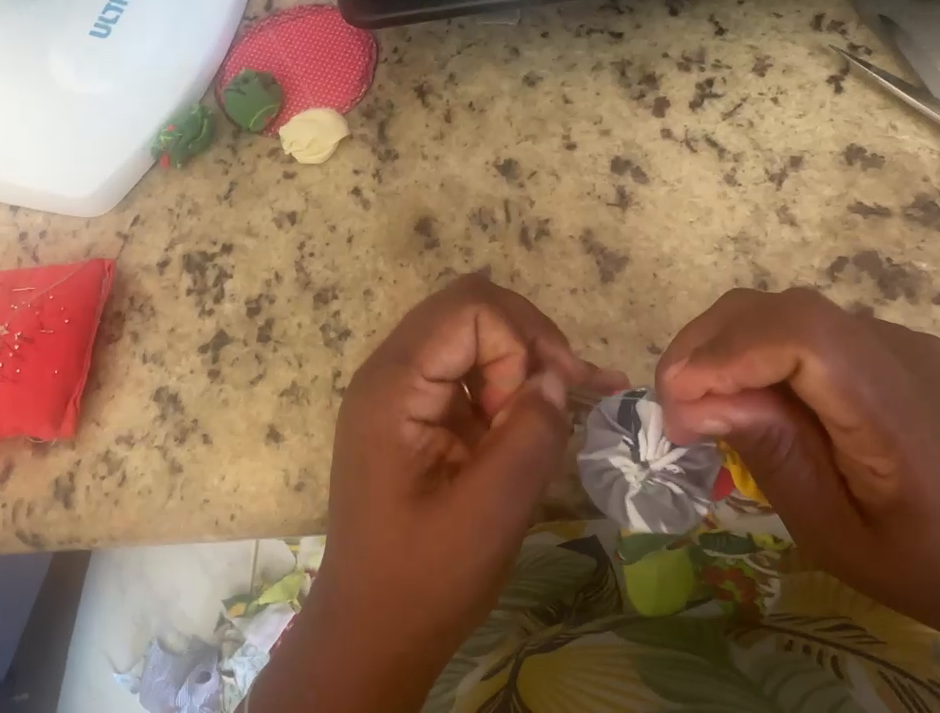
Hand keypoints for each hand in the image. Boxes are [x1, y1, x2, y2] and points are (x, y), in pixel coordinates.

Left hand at [257, 275, 624, 711]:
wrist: (372, 632)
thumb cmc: (425, 578)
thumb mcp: (491, 510)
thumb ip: (530, 432)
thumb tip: (554, 374)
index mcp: (393, 386)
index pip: (468, 308)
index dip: (518, 341)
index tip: (537, 406)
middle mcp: (389, 372)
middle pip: (468, 309)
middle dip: (526, 340)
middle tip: (567, 389)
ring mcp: (400, 391)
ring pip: (472, 335)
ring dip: (522, 360)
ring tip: (566, 400)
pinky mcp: (416, 414)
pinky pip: (467, 373)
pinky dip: (509, 383)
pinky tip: (551, 403)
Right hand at [656, 288, 939, 712]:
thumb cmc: (926, 563)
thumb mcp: (833, 533)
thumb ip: (769, 454)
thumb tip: (692, 401)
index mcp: (896, 413)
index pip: (803, 337)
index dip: (727, 353)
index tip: (676, 401)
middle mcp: (898, 353)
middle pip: (783, 308)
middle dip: (708, 342)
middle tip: (670, 398)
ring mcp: (896, 338)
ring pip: (787, 308)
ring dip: (724, 339)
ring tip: (694, 393)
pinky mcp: (887, 341)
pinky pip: (806, 325)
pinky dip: (754, 345)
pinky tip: (743, 390)